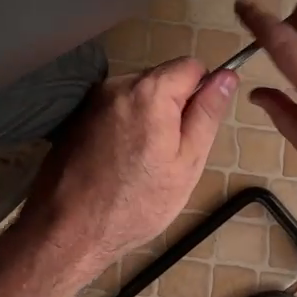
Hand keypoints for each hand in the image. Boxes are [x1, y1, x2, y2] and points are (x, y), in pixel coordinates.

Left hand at [22, 57, 235, 269]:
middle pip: (163, 78)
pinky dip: (126, 125)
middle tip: (171, 152)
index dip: (203, 92)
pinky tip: (120, 160)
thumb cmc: (136, 204)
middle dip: (174, 106)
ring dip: (149, 116)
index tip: (196, 127)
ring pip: (139, 94)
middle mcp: (118, 84)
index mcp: (150, 92)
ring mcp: (93, 99)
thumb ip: (207, 113)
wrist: (68, 231)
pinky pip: (116, 108)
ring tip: (143, 160)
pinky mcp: (77, 116)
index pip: (192, 65)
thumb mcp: (187, 162)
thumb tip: (227, 77)